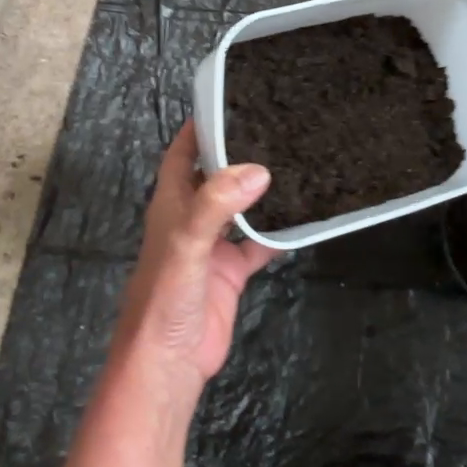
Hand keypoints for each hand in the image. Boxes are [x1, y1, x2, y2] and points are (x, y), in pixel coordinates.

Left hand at [112, 121, 275, 385]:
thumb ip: (216, 205)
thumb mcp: (185, 244)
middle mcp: (192, 218)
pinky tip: (302, 219)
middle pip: (216, 174)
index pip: (183, 152)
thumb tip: (258, 170)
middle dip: (240, 152)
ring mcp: (213, 246)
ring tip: (296, 163)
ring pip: (240, 207)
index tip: (233, 101)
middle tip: (277, 127)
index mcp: (171, 203)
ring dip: (261, 190)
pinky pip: (259, 244)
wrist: (167, 365)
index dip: (201, 126)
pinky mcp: (231, 272)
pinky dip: (278, 233)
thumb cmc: (163, 299)